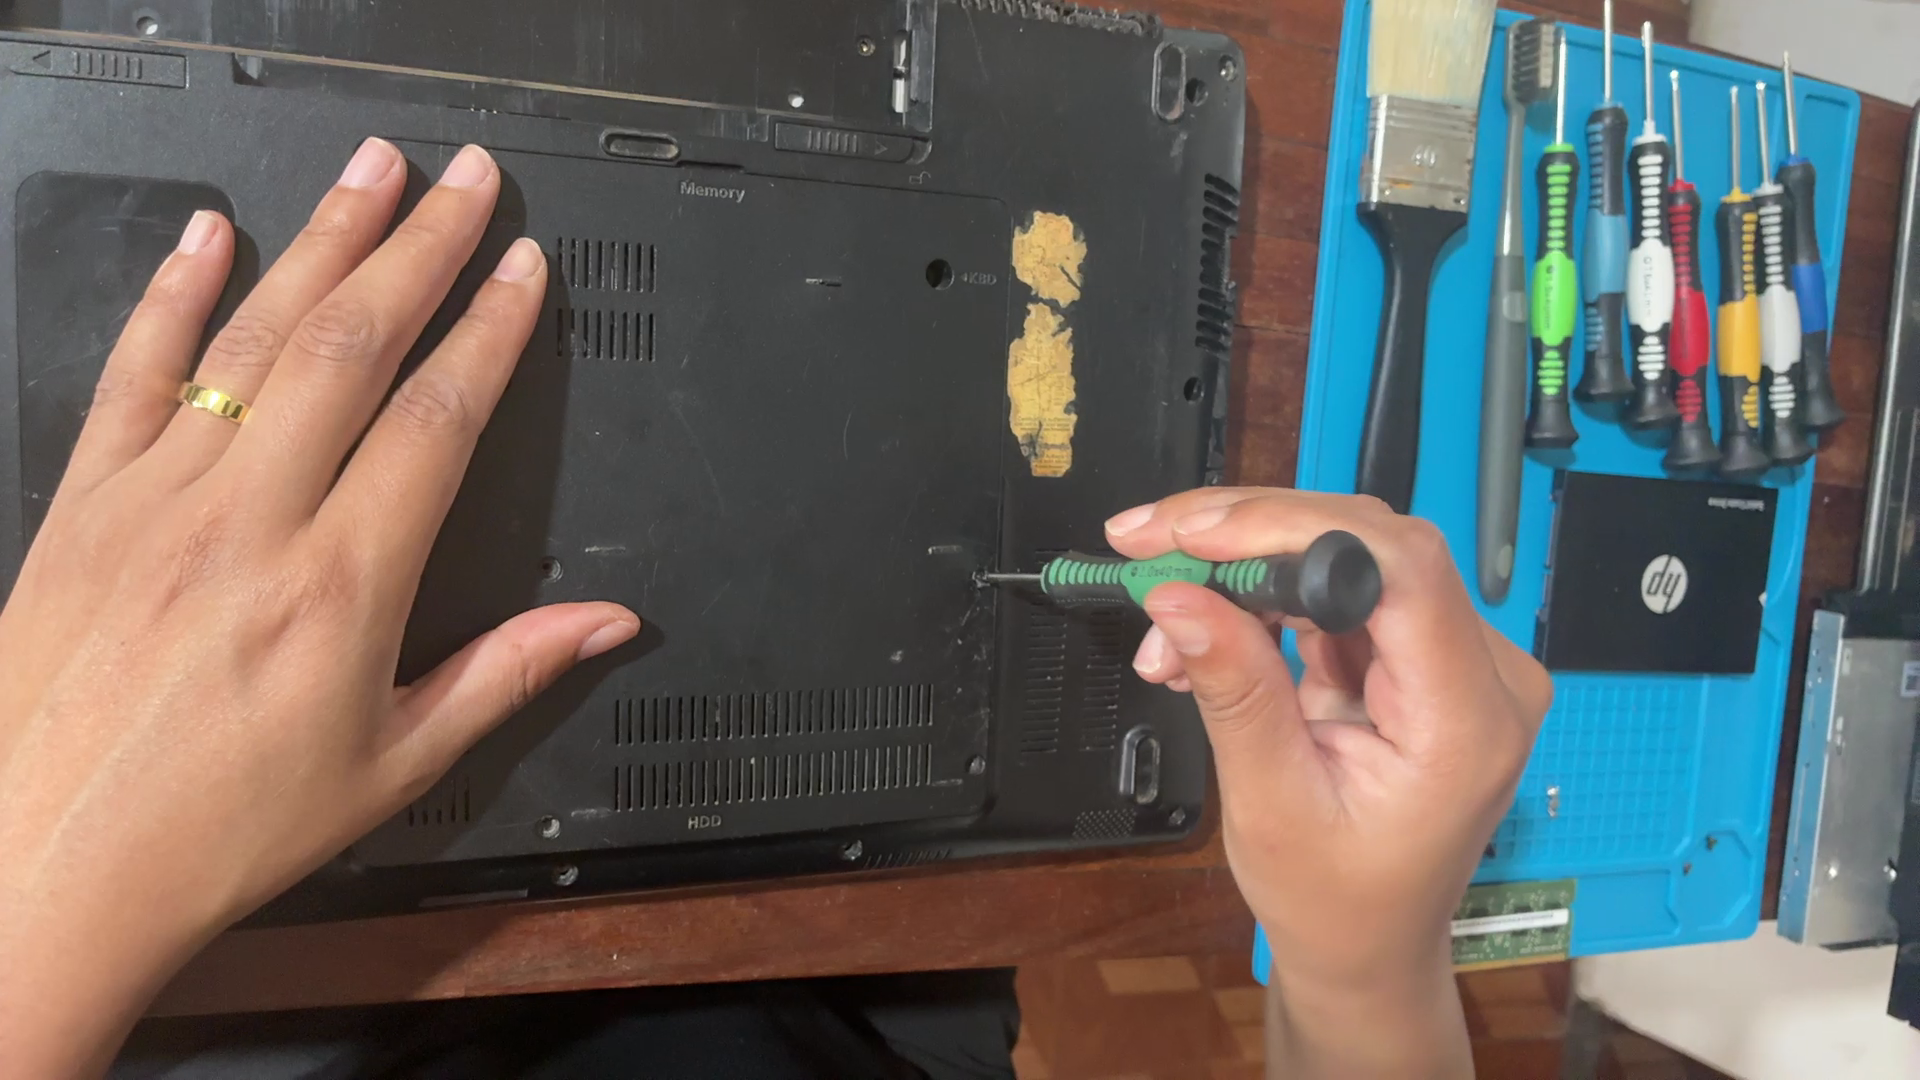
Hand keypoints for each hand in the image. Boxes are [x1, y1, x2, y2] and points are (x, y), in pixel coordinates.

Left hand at [0, 138, 638, 1077]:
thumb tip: (617, 620)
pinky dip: (173, 295)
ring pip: (252, 338)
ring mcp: (153, 501)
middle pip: (351, 347)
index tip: (522, 264)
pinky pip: (132, 378)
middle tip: (464, 175)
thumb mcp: (403, 759)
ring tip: (371, 169)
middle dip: (419, 248)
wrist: (18, 893)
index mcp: (342, 580)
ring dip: (323, 242)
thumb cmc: (233, 828)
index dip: (489, 331)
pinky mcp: (82, 508)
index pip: (436, 418)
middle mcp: (249, 517)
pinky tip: (214, 234)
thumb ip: (514, 670)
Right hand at [1106, 488, 1551, 1078]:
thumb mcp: (1270, 802)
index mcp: (1464, 714)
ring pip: (1330, 552)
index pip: (1398, 567)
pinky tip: (1191, 630)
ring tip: (1154, 605)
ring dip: (1229, 565)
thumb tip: (1173, 597)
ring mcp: (1437, 651)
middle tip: (1143, 540)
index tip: (1189, 534)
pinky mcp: (1396, 649)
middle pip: (1360, 541)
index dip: (1291, 528)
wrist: (1365, 940)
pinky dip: (1244, 596)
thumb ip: (1233, 692)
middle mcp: (1471, 665)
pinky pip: (1316, 588)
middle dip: (1240, 531)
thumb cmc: (1331, 897)